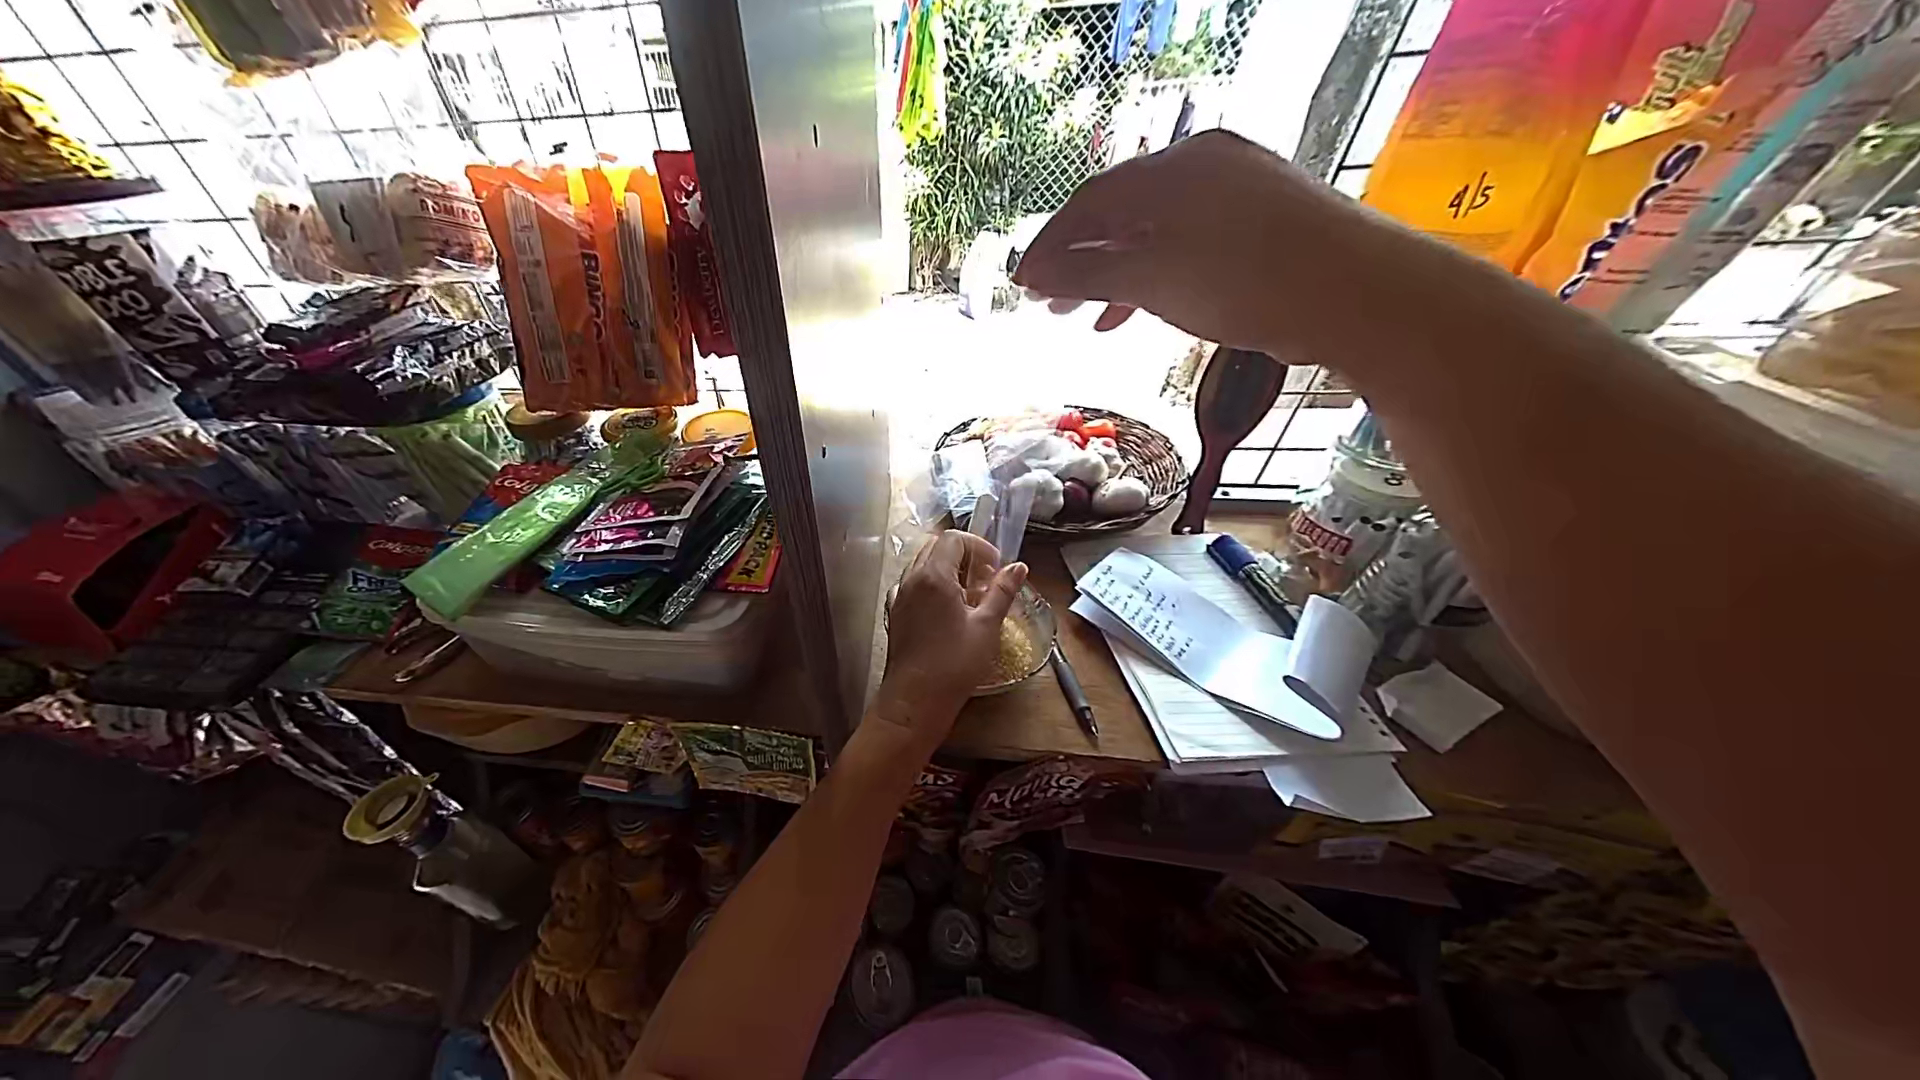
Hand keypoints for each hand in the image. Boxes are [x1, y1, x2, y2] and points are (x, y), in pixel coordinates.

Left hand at [875, 532, 1027, 745]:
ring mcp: (899, 596)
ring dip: (947, 570)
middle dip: (963, 556)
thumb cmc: (954, 664)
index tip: (994, 568)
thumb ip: (1002, 591)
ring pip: (923, 565)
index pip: (953, 539)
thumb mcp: (986, 626)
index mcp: (934, 576)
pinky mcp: (895, 614)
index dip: (978, 546)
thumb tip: (1018, 567)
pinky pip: (913, 585)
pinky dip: (931, 586)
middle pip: (936, 547)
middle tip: (985, 581)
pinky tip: (946, 610)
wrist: (915, 701)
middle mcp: (911, 579)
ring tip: (969, 596)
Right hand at [1012, 130, 1392, 360]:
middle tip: (1049, 302)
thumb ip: (1090, 273)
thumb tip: (1034, 274)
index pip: (1090, 204)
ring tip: (1086, 313)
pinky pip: (1187, 244)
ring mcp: (1233, 192)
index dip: (1051, 246)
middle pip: (1121, 214)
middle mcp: (1201, 167)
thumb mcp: (1154, 279)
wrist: (1356, 294)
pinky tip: (1138, 308)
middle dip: (1081, 261)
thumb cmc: (1245, 282)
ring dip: (1116, 272)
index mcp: (1172, 170)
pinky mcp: (1257, 222)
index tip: (1023, 285)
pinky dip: (1156, 275)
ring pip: (1154, 232)